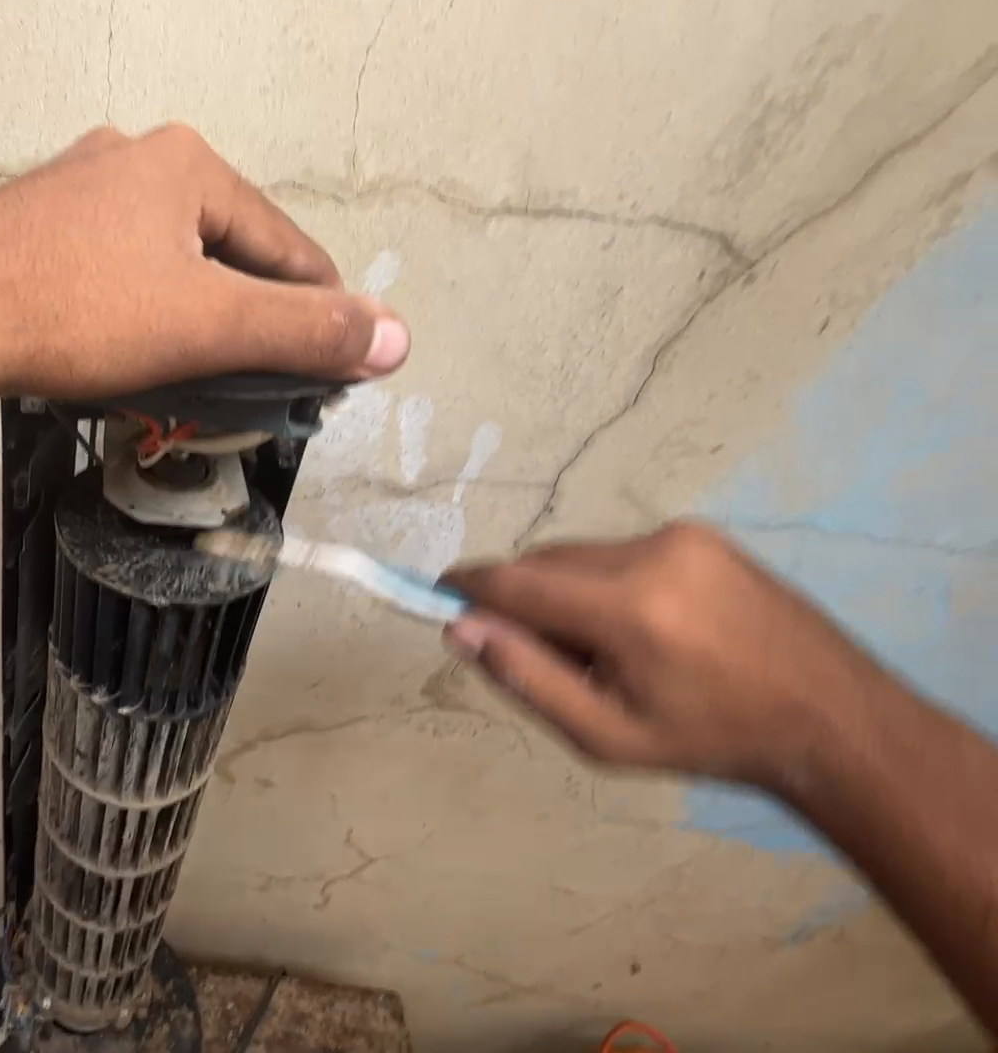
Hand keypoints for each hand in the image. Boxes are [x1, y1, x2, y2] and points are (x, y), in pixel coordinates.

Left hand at [0, 124, 408, 407]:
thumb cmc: (78, 316)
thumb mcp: (206, 327)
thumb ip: (303, 332)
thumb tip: (394, 339)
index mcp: (186, 164)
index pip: (284, 246)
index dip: (315, 309)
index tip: (328, 362)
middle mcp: (130, 159)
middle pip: (221, 251)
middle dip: (245, 316)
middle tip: (256, 378)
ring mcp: (72, 190)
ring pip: (162, 261)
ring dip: (188, 314)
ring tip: (195, 371)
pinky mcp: (30, 228)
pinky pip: (109, 270)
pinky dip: (133, 309)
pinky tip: (125, 345)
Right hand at [441, 523, 902, 788]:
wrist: (840, 724)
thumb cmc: (710, 741)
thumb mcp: (604, 736)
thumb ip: (524, 678)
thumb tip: (457, 628)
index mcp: (629, 610)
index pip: (512, 581)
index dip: (464, 588)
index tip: (435, 598)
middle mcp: (651, 555)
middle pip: (538, 565)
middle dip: (522, 602)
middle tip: (550, 655)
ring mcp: (680, 537)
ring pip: (572, 556)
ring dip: (560, 592)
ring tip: (605, 645)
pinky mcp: (698, 534)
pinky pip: (610, 551)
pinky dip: (598, 582)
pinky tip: (639, 624)